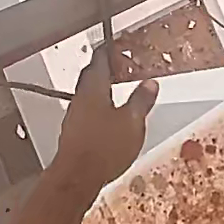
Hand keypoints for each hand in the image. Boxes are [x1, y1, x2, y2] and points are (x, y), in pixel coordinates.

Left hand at [47, 54, 158, 196]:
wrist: (76, 179)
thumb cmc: (104, 147)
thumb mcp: (132, 122)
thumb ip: (141, 100)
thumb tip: (150, 84)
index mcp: (94, 90)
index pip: (99, 62)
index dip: (106, 51)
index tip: (112, 44)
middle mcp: (80, 100)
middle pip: (90, 77)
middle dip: (102, 69)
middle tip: (115, 64)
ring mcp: (73, 117)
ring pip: (87, 95)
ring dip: (100, 89)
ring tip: (115, 90)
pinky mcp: (72, 134)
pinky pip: (86, 112)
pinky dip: (97, 108)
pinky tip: (106, 118)